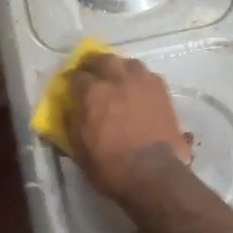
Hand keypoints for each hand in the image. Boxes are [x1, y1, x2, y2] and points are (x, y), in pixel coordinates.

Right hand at [64, 54, 191, 200]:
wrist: (154, 173)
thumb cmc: (110, 166)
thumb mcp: (79, 150)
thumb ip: (72, 124)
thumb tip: (71, 110)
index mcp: (92, 93)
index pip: (75, 76)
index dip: (71, 81)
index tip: (70, 87)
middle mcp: (117, 79)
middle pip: (102, 59)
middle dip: (94, 64)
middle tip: (91, 74)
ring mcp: (142, 82)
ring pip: (128, 63)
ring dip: (119, 68)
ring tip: (117, 79)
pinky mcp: (162, 91)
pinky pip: (148, 75)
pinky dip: (139, 79)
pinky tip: (138, 90)